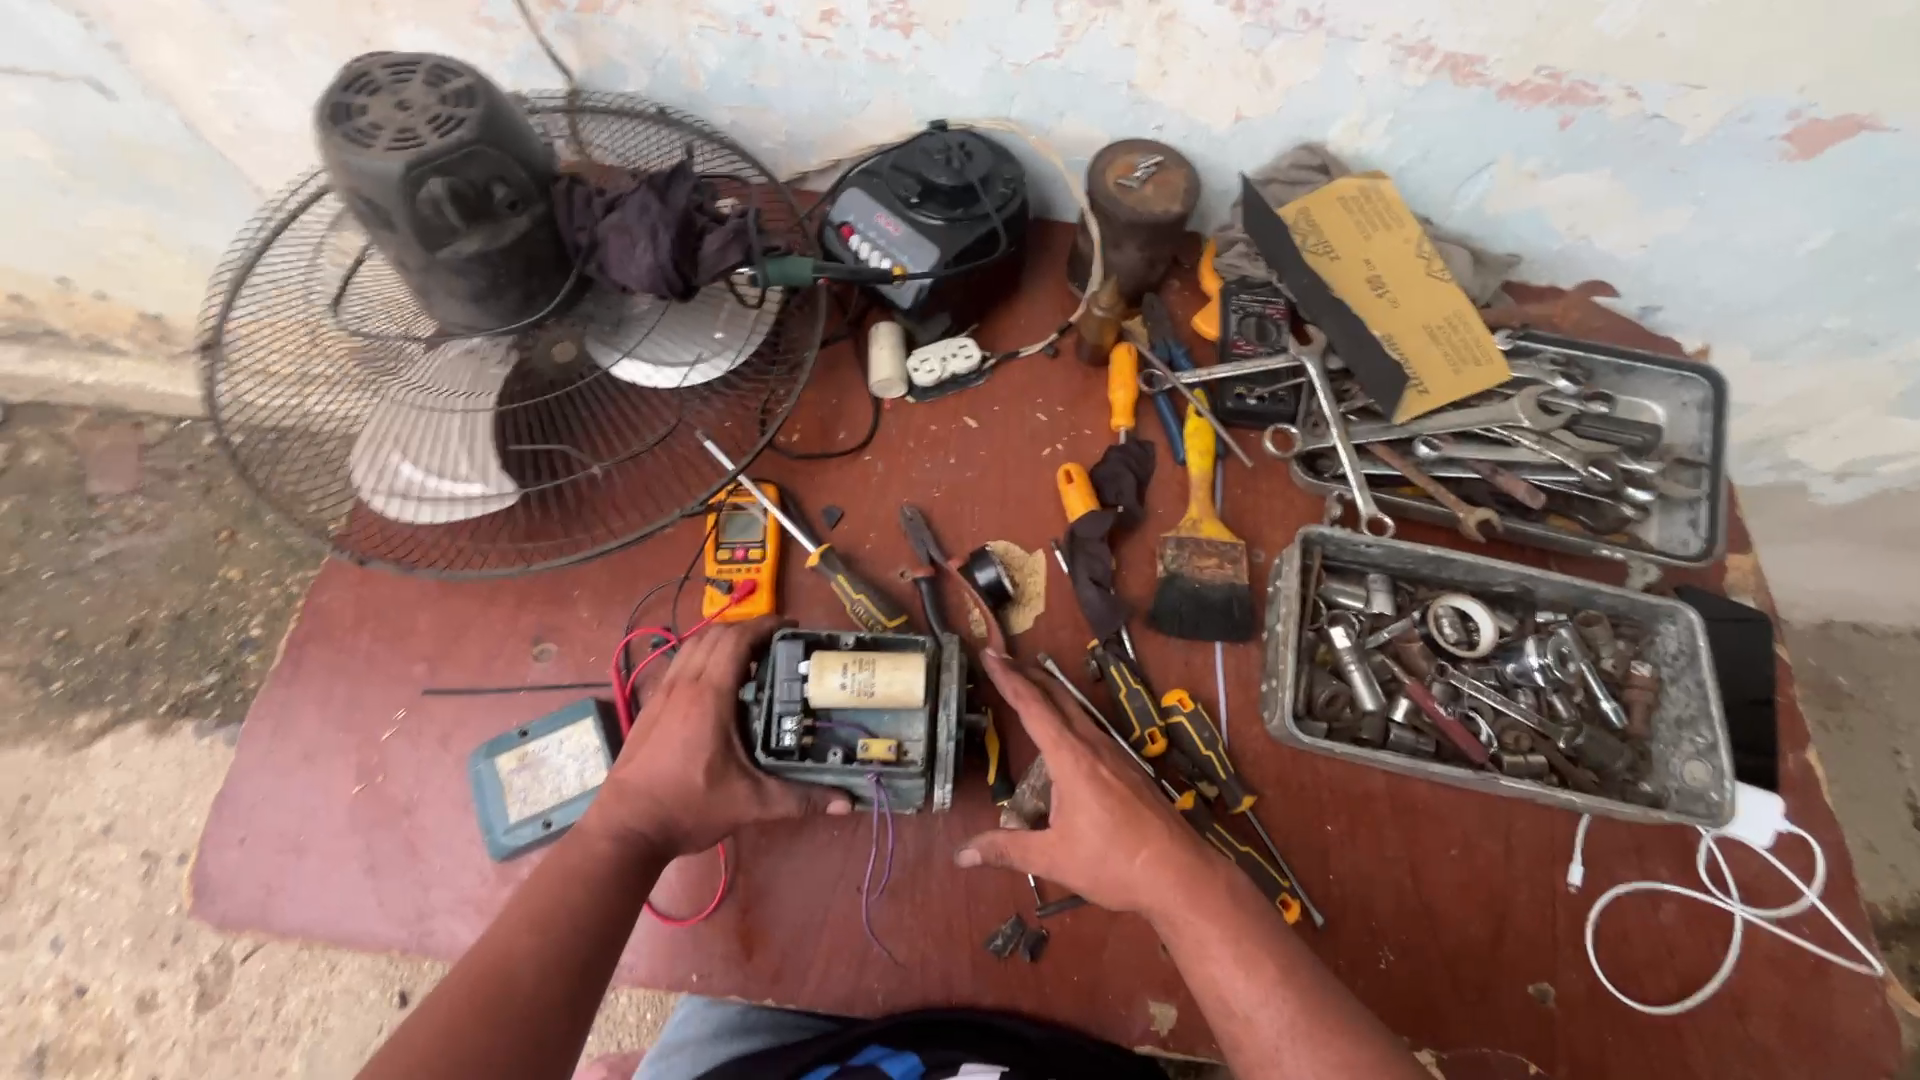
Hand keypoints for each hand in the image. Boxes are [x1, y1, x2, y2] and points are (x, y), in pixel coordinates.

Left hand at [583, 616, 850, 859]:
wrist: (624, 829)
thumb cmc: (687, 807)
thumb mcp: (750, 804)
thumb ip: (799, 799)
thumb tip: (845, 802)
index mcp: (708, 695)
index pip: (737, 639)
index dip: (766, 625)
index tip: (792, 627)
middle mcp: (683, 684)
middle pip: (716, 634)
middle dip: (748, 629)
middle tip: (779, 644)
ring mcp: (662, 694)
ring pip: (693, 645)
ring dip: (723, 640)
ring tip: (752, 657)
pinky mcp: (650, 707)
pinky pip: (680, 664)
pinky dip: (703, 657)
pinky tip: (718, 685)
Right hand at [954, 650, 1224, 918]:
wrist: (1181, 874)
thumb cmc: (1115, 864)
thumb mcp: (1054, 859)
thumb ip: (1006, 849)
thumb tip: (961, 854)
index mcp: (1072, 759)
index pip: (1033, 708)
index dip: (1008, 679)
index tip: (989, 653)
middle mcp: (1093, 746)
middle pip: (1057, 697)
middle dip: (1027, 674)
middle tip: (1001, 658)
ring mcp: (1115, 754)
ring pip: (1076, 710)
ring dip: (1049, 692)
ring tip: (1028, 683)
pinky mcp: (1128, 767)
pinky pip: (1090, 728)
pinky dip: (1068, 715)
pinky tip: (1066, 732)